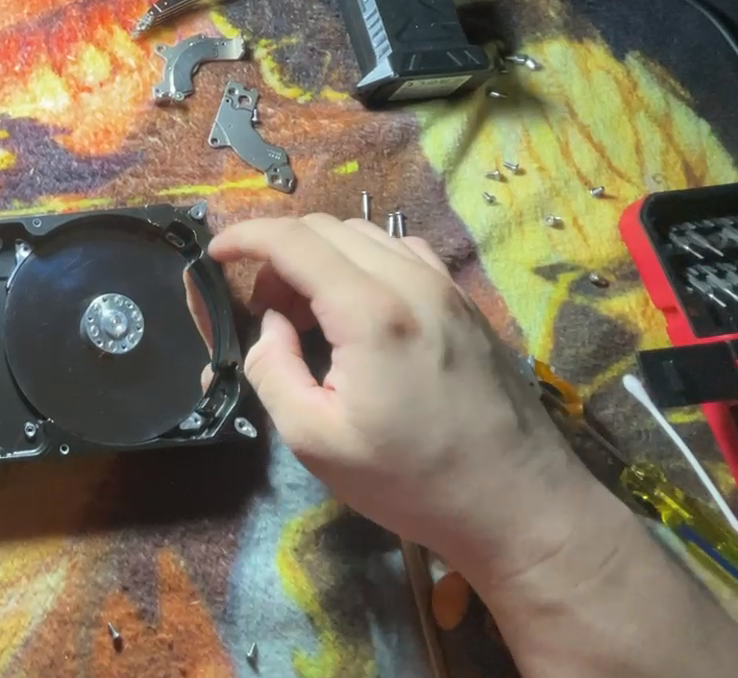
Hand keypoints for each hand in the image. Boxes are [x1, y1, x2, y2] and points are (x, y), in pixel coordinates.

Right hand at [212, 214, 610, 587]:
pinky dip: (359, 260)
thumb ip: (272, 368)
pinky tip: (356, 306)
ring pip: (360, 233)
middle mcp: (408, 281)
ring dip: (317, 256)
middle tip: (265, 310)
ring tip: (308, 312)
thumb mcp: (314, 439)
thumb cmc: (413, 480)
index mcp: (369, 311)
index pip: (290, 240)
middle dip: (276, 254)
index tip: (214, 255)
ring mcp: (443, 285)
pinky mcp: (462, 299)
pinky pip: (397, 250)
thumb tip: (269, 325)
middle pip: (322, 228)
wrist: (523, 509)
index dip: (242, 237)